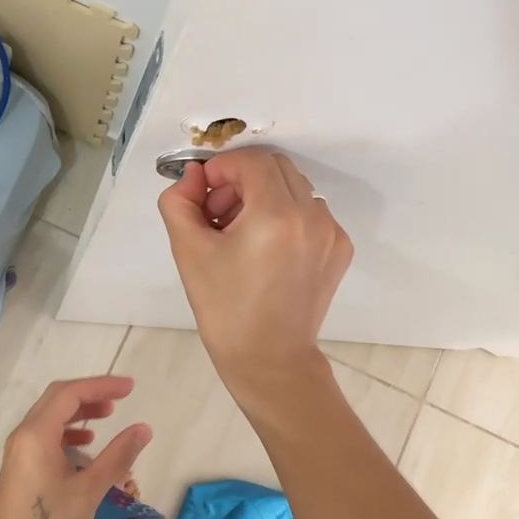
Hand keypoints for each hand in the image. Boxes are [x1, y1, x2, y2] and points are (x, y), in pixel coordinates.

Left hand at [0, 376, 152, 518]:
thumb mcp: (89, 490)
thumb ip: (117, 456)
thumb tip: (144, 429)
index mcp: (36, 434)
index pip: (69, 394)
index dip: (101, 386)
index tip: (130, 388)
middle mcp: (23, 434)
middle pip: (57, 398)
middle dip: (90, 393)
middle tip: (121, 397)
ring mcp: (18, 449)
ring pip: (49, 415)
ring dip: (78, 411)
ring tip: (108, 416)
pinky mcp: (19, 464)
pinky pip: (44, 433)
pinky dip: (67, 430)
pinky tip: (86, 444)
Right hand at [157, 147, 353, 377]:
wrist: (268, 359)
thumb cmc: (225, 309)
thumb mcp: (188, 252)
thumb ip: (179, 203)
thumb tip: (191, 177)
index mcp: (276, 215)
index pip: (251, 160)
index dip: (221, 169)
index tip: (203, 195)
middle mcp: (312, 216)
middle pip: (275, 167)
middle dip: (241, 180)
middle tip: (218, 214)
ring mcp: (331, 232)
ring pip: (294, 188)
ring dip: (263, 196)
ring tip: (239, 234)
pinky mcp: (339, 249)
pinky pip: (309, 212)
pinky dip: (284, 216)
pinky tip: (264, 251)